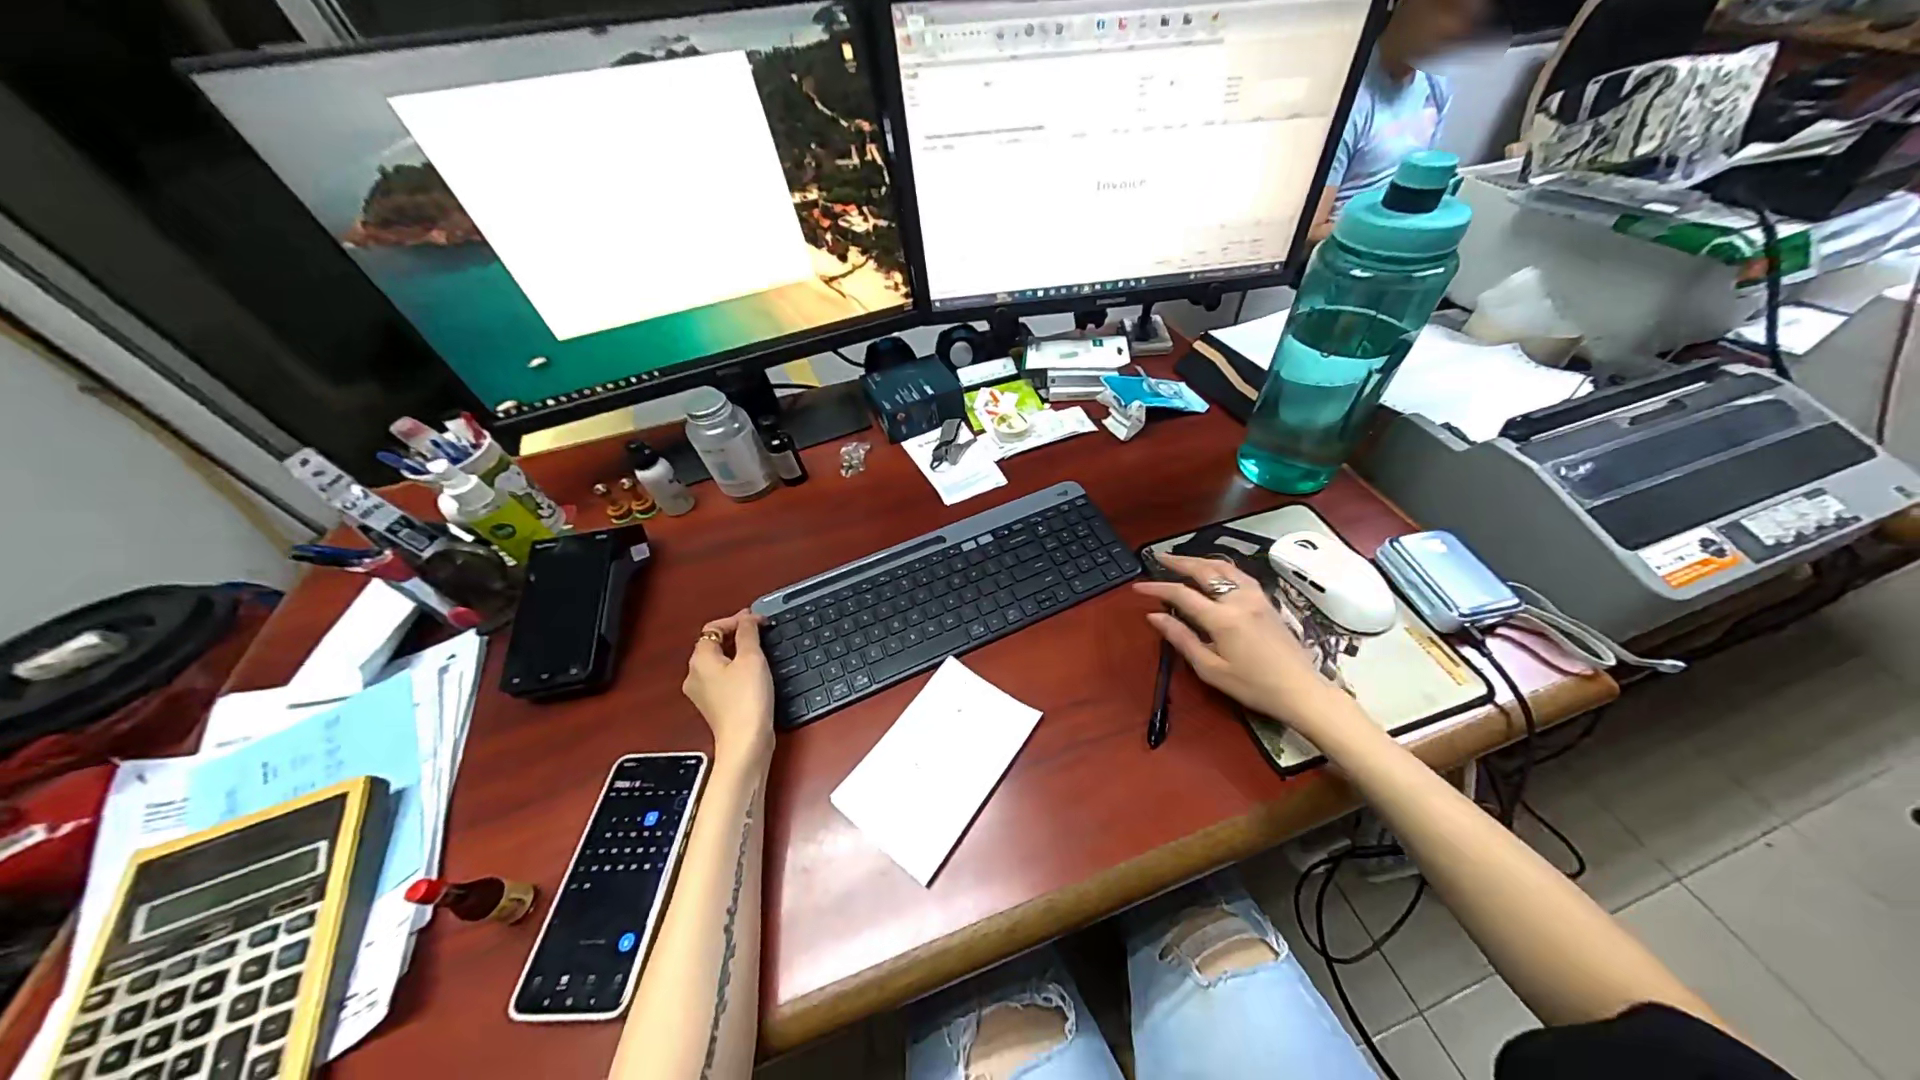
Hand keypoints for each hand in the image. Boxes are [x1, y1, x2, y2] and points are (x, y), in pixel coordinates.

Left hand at [682, 610, 774, 762]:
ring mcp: (702, 693)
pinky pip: (723, 678)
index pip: (714, 628)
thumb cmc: (747, 699)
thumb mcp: (752, 658)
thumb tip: (747, 618)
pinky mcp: (714, 706)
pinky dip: (737, 669)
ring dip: (738, 652)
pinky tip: (754, 673)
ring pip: (719, 662)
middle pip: (714, 644)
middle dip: (737, 635)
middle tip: (761, 632)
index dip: (737, 619)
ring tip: (761, 650)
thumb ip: (748, 632)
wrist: (745, 742)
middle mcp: (694, 675)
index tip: (760, 621)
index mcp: (699, 660)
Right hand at [1132, 554, 1353, 734]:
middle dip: (1178, 562)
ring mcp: (1256, 597)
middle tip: (1158, 558)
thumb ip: (1181, 639)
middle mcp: (1239, 600)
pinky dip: (1221, 567)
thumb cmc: (1253, 686)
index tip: (1139, 587)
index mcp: (1222, 619)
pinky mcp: (1267, 601)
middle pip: (1204, 571)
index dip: (1157, 588)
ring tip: (1183, 560)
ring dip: (1200, 560)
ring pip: (1224, 567)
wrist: (1300, 690)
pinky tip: (1215, 571)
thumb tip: (1155, 617)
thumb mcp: (1210, 669)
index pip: (1181, 594)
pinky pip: (1240, 574)